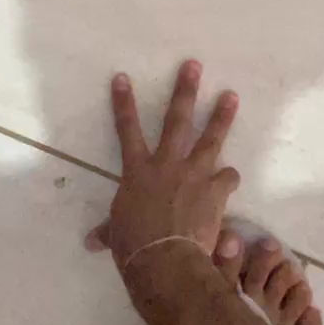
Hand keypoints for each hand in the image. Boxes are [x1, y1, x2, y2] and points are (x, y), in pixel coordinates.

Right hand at [89, 60, 240, 268]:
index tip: (122, 77)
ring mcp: (195, 175)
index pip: (126, 129)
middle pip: (177, 120)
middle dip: (185, 90)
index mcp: (137, 171)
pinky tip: (229, 179)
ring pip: (211, 138)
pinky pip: (228, 178)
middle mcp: (167, 165)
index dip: (123, 102)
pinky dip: (228, 178)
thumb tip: (92, 242)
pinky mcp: (216, 191)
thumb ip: (109, 231)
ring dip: (222, 116)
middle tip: (194, 65)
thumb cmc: (133, 244)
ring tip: (231, 96)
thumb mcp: (117, 234)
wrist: (165, 259)